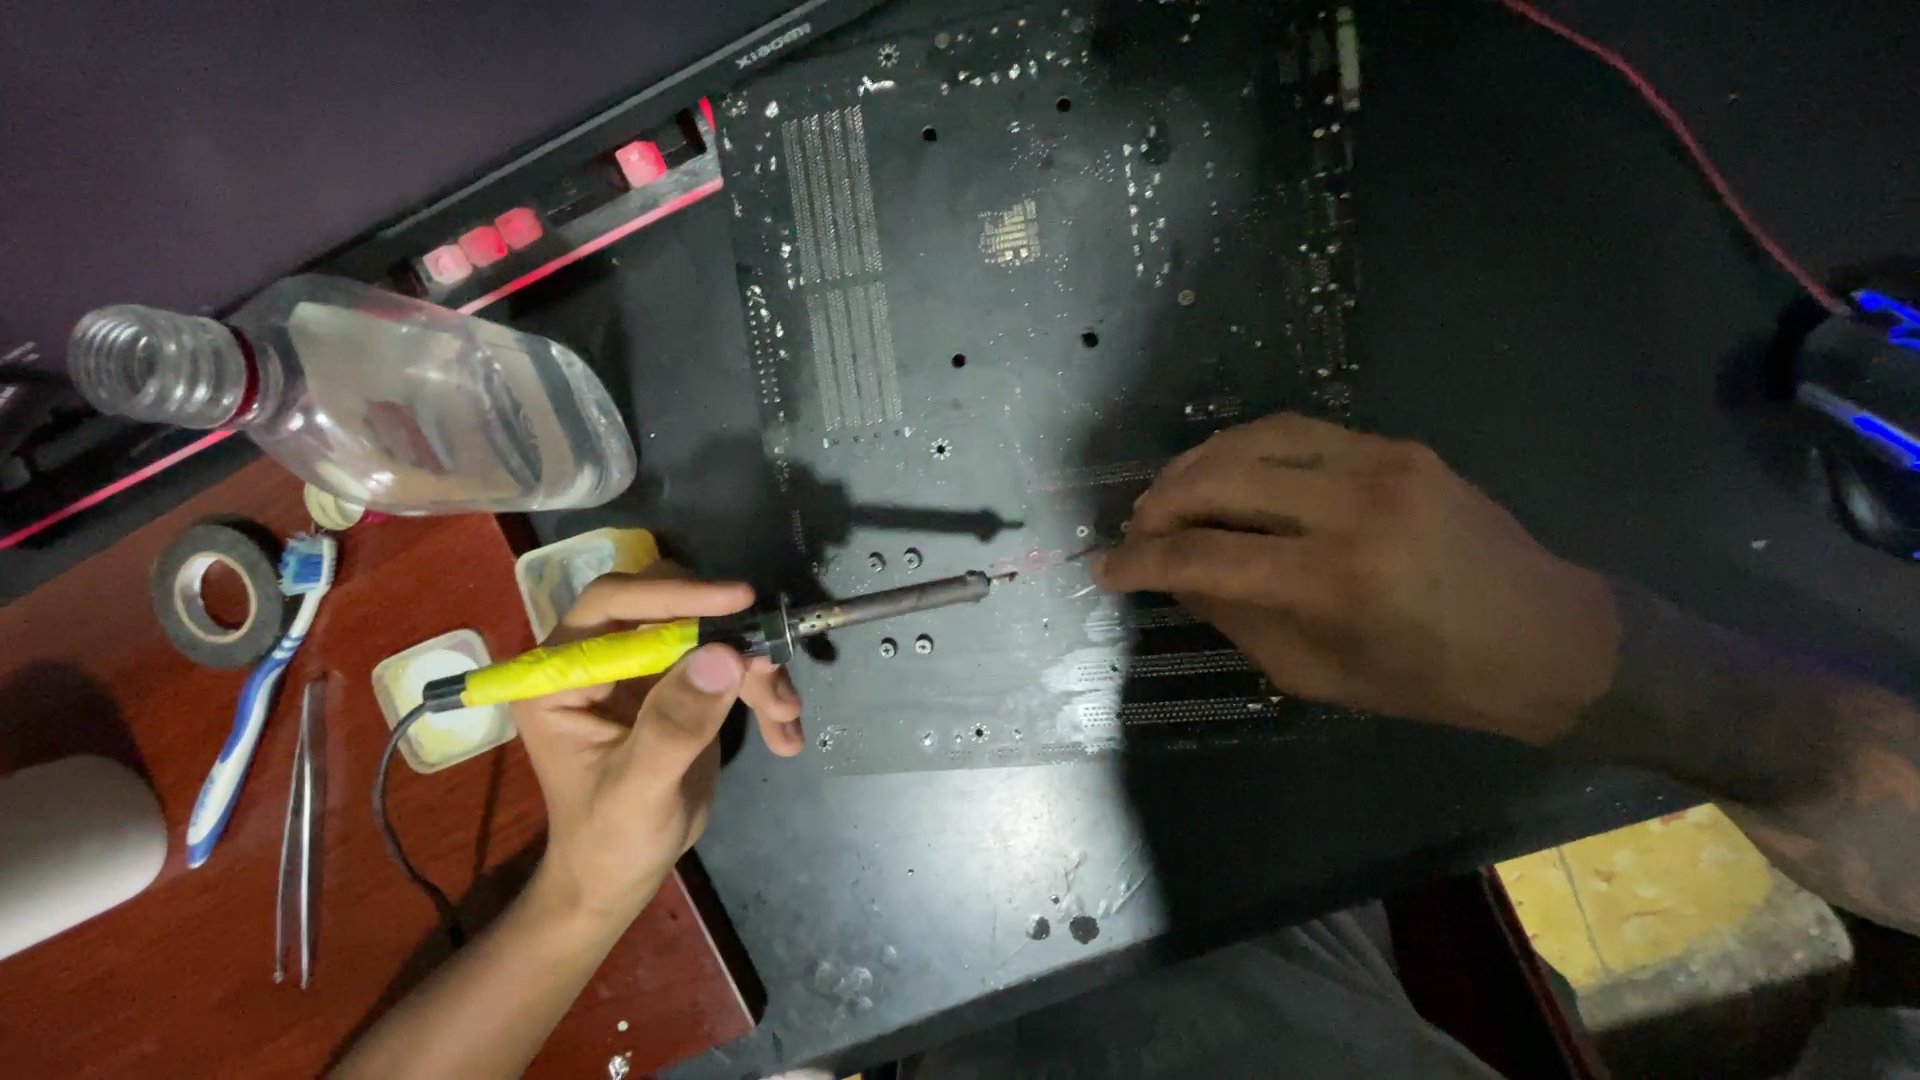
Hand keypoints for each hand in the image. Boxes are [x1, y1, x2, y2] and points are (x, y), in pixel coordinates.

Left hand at [510, 571, 803, 921]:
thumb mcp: (638, 790)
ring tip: (785, 716)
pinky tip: (784, 735)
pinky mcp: (685, 686)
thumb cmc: (608, 841)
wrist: (621, 876)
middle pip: (674, 609)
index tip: (739, 600)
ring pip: (714, 635)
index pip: (615, 603)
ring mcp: (647, 671)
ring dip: (757, 671)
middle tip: (771, 668)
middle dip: (729, 636)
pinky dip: (764, 693)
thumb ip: (674, 726)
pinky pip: (733, 665)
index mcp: (564, 674)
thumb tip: (724, 656)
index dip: (675, 594)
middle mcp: (604, 659)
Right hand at [1092, 414, 1619, 741]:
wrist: (1548, 639)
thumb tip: (1178, 579)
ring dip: (1191, 466)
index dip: (1140, 563)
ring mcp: (1377, 465)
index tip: (1105, 569)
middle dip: (1156, 506)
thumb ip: (1236, 620)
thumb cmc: (1427, 680)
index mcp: (1332, 583)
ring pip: (1248, 441)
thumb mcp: (1315, 674)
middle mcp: (1350, 509)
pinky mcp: (1395, 446)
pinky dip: (1241, 447)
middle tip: (1136, 530)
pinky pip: (1294, 430)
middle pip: (1215, 482)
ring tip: (1166, 495)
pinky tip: (1221, 468)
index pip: (1202, 558)